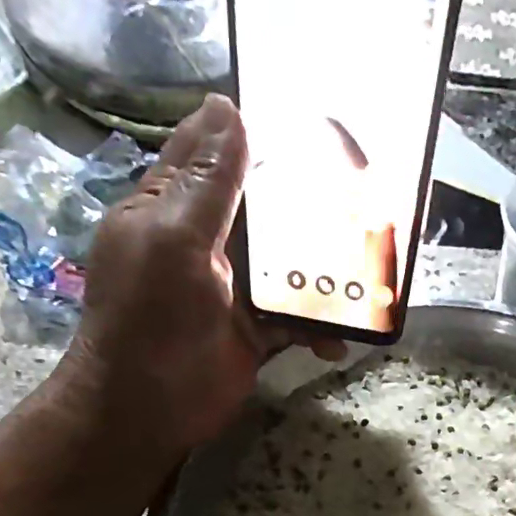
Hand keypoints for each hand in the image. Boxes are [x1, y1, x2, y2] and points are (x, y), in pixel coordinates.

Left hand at [63, 95, 342, 460]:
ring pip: (288, 260)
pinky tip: (339, 337)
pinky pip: (297, 315)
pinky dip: (320, 325)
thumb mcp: (174, 239)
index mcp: (173, 206)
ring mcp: (234, 286)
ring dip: (324, 264)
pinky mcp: (256, 329)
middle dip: (307, 198)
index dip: (256, 130)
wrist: (146, 409)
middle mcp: (206, 239)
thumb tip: (226, 106)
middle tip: (364, 186)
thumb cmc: (149, 317)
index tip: (313, 114)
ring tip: (369, 261)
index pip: (214, 151)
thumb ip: (206, 182)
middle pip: (264, 205)